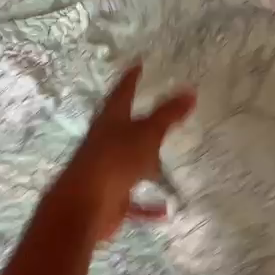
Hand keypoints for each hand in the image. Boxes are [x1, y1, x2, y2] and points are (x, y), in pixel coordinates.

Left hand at [48, 64, 195, 243]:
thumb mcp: (146, 134)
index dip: (132, 78)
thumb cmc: (114, 161)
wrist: (84, 206)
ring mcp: (105, 171)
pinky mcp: (109, 197)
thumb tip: (190, 91)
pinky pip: (134, 199)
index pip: (122, 92)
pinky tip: (165, 210)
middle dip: (138, 119)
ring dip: (145, 162)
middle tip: (158, 111)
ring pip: (128, 162)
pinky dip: (148, 204)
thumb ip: (168, 115)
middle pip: (122, 127)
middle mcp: (104, 143)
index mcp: (110, 121)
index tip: (139, 64)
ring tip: (164, 160)